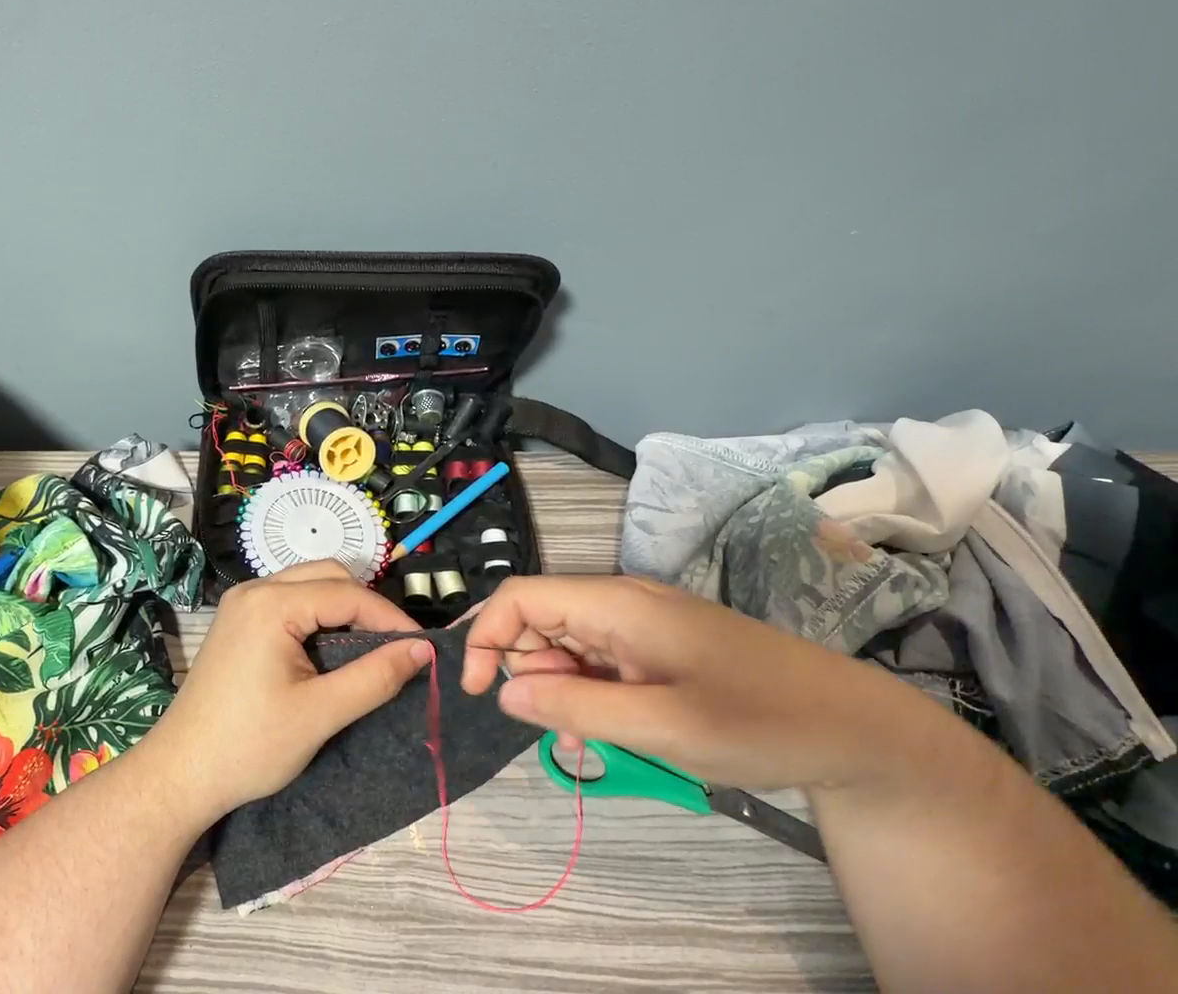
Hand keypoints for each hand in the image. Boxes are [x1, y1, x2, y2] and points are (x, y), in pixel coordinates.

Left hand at [141, 561, 430, 821]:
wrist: (181, 773)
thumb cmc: (249, 746)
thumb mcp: (320, 714)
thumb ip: (375, 677)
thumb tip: (424, 649)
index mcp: (270, 604)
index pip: (347, 593)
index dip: (391, 618)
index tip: (425, 649)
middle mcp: (253, 591)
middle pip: (327, 577)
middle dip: (367, 607)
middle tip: (397, 649)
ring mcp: (241, 605)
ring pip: (308, 586)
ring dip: (343, 611)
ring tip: (372, 652)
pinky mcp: (237, 624)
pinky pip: (289, 603)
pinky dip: (318, 619)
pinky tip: (333, 653)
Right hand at [459, 575, 953, 793]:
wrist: (858, 729)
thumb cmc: (758, 721)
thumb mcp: (661, 726)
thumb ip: (574, 707)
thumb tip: (502, 693)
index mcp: (616, 604)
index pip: (518, 597)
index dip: (485, 638)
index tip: (479, 693)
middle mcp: (622, 603)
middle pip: (538, 621)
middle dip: (530, 673)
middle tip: (567, 728)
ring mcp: (643, 625)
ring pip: (566, 646)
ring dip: (562, 692)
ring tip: (598, 739)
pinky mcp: (660, 647)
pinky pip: (600, 663)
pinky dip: (592, 695)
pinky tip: (618, 730)